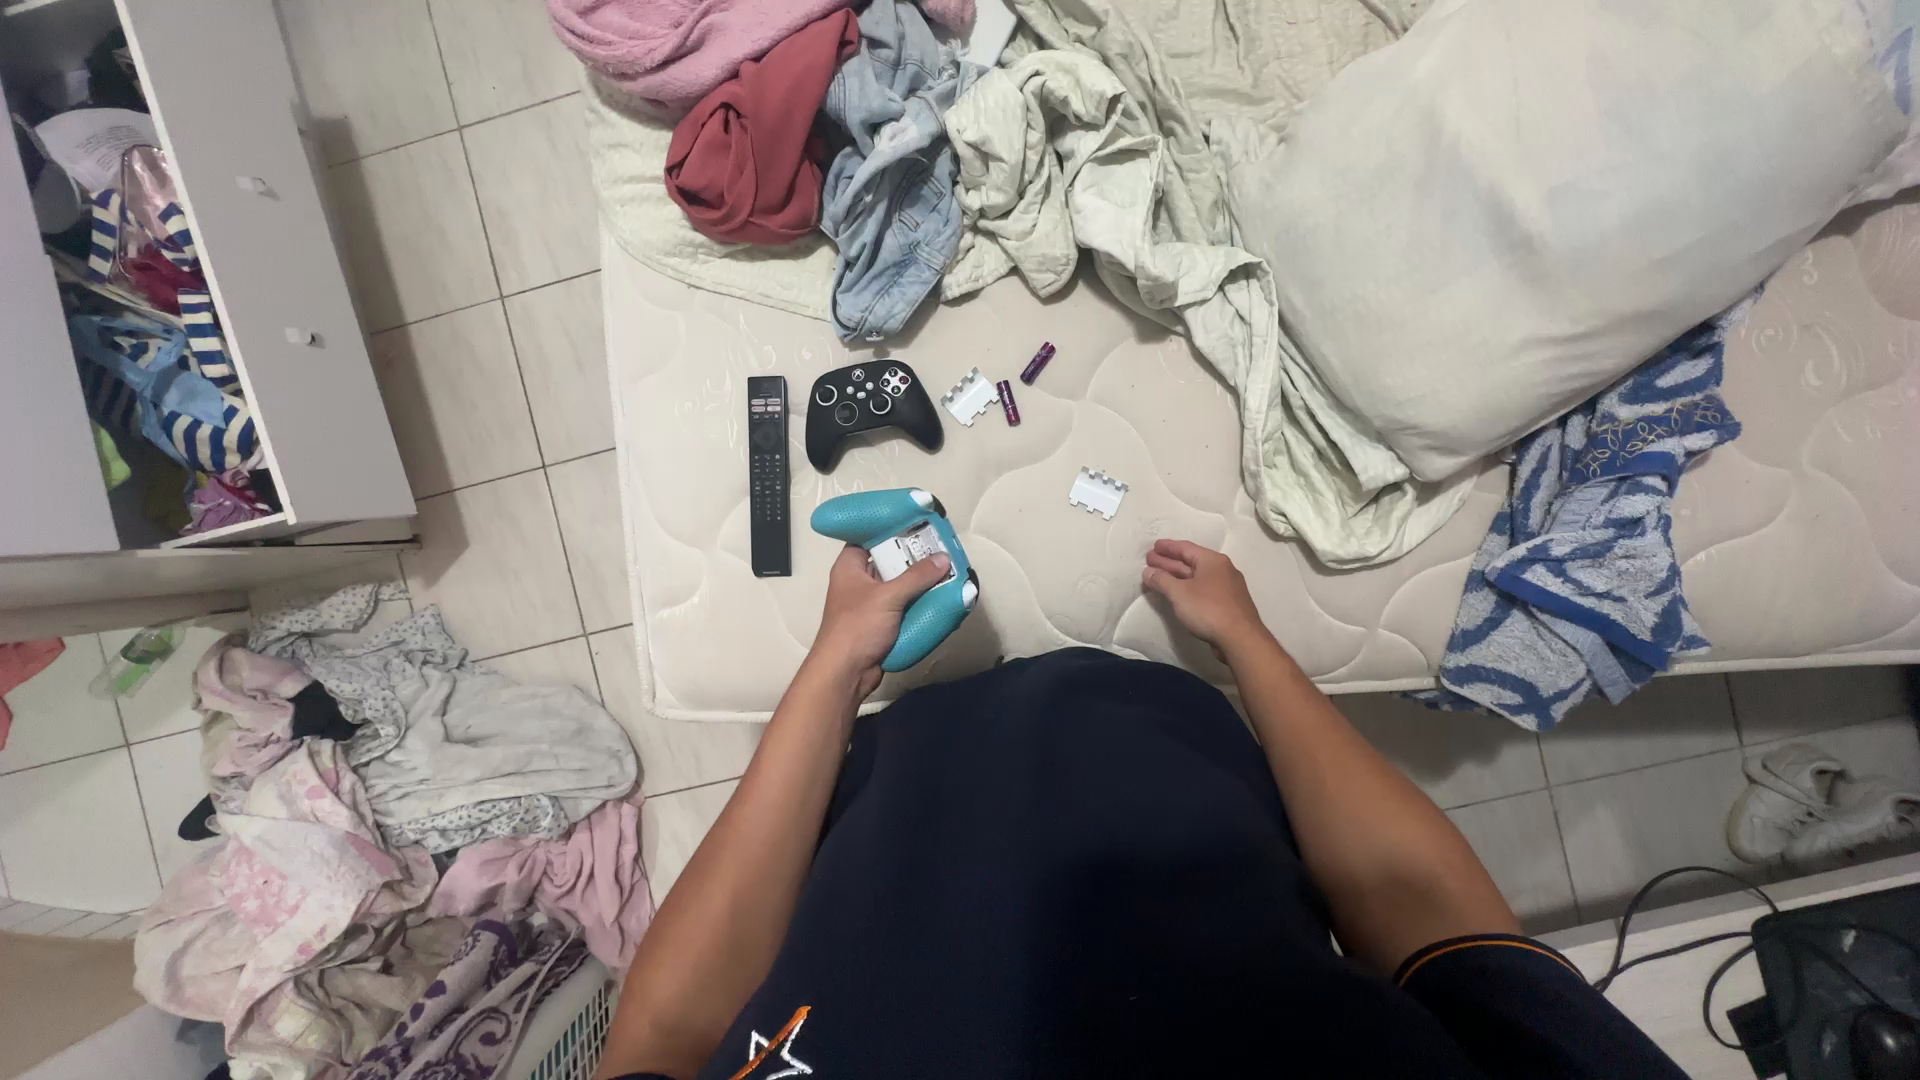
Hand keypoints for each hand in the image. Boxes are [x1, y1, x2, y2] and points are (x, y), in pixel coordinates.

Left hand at [806, 544, 951, 698]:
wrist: (846, 674)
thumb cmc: (857, 627)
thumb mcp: (888, 596)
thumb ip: (917, 577)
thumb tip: (943, 558)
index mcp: (850, 566)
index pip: (869, 537)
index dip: (891, 529)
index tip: (917, 524)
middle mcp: (859, 581)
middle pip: (889, 561)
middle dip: (914, 558)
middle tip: (941, 548)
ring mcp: (870, 603)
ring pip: (899, 585)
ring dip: (920, 582)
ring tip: (947, 570)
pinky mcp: (881, 622)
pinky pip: (903, 606)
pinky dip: (919, 602)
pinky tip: (940, 596)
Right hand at [1141, 539, 1275, 661]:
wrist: (1240, 638)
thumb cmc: (1208, 609)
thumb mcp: (1179, 593)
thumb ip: (1161, 580)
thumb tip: (1148, 572)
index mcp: (1213, 561)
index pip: (1186, 548)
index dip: (1168, 547)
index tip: (1154, 546)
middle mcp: (1222, 570)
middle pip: (1191, 562)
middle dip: (1169, 562)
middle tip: (1150, 560)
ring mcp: (1227, 588)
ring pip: (1197, 577)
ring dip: (1177, 576)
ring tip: (1159, 577)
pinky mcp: (1228, 604)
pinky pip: (1203, 590)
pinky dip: (1188, 588)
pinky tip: (1178, 594)